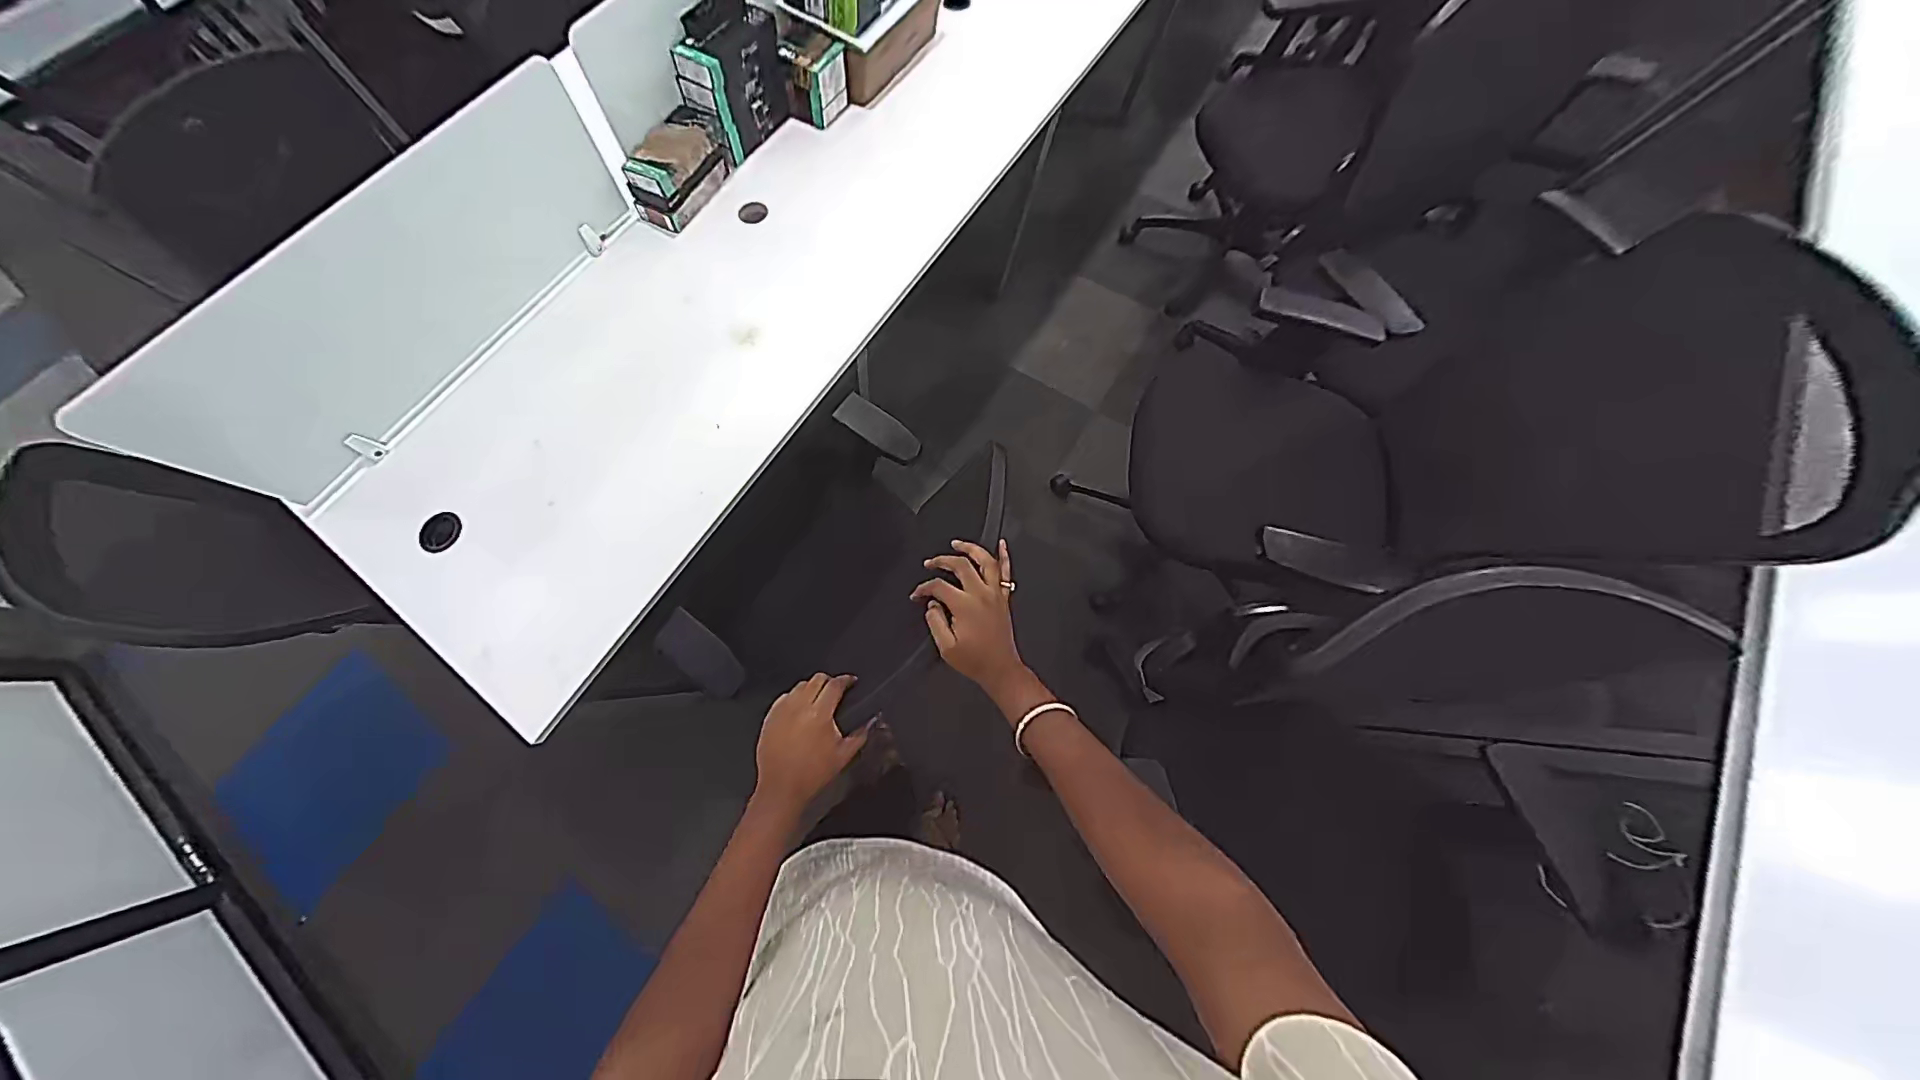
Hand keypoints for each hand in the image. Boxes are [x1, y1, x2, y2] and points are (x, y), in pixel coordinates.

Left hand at [753, 674, 869, 814]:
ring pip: (799, 686)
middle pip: (816, 679)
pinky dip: (794, 698)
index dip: (846, 679)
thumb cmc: (813, 774)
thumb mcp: (844, 755)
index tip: (851, 681)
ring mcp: (782, 711)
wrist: (782, 788)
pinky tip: (799, 710)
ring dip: (811, 688)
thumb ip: (860, 735)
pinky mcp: (770, 718)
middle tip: (835, 690)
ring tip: (817, 699)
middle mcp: (799, 707)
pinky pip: (783, 698)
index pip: (835, 684)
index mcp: (820, 713)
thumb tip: (870, 721)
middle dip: (829, 681)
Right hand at [912, 540, 1042, 710]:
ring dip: (970, 548)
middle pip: (960, 565)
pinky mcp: (1004, 598)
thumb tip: (932, 603)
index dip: (924, 588)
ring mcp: (996, 594)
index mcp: (965, 605)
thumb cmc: (974, 660)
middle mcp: (981, 594)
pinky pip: (1006, 572)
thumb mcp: (946, 646)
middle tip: (930, 563)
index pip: (939, 586)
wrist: (1001, 669)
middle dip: (941, 560)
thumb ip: (935, 621)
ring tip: (957, 543)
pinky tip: (1002, 544)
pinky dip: (1005, 556)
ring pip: (985, 560)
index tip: (917, 595)